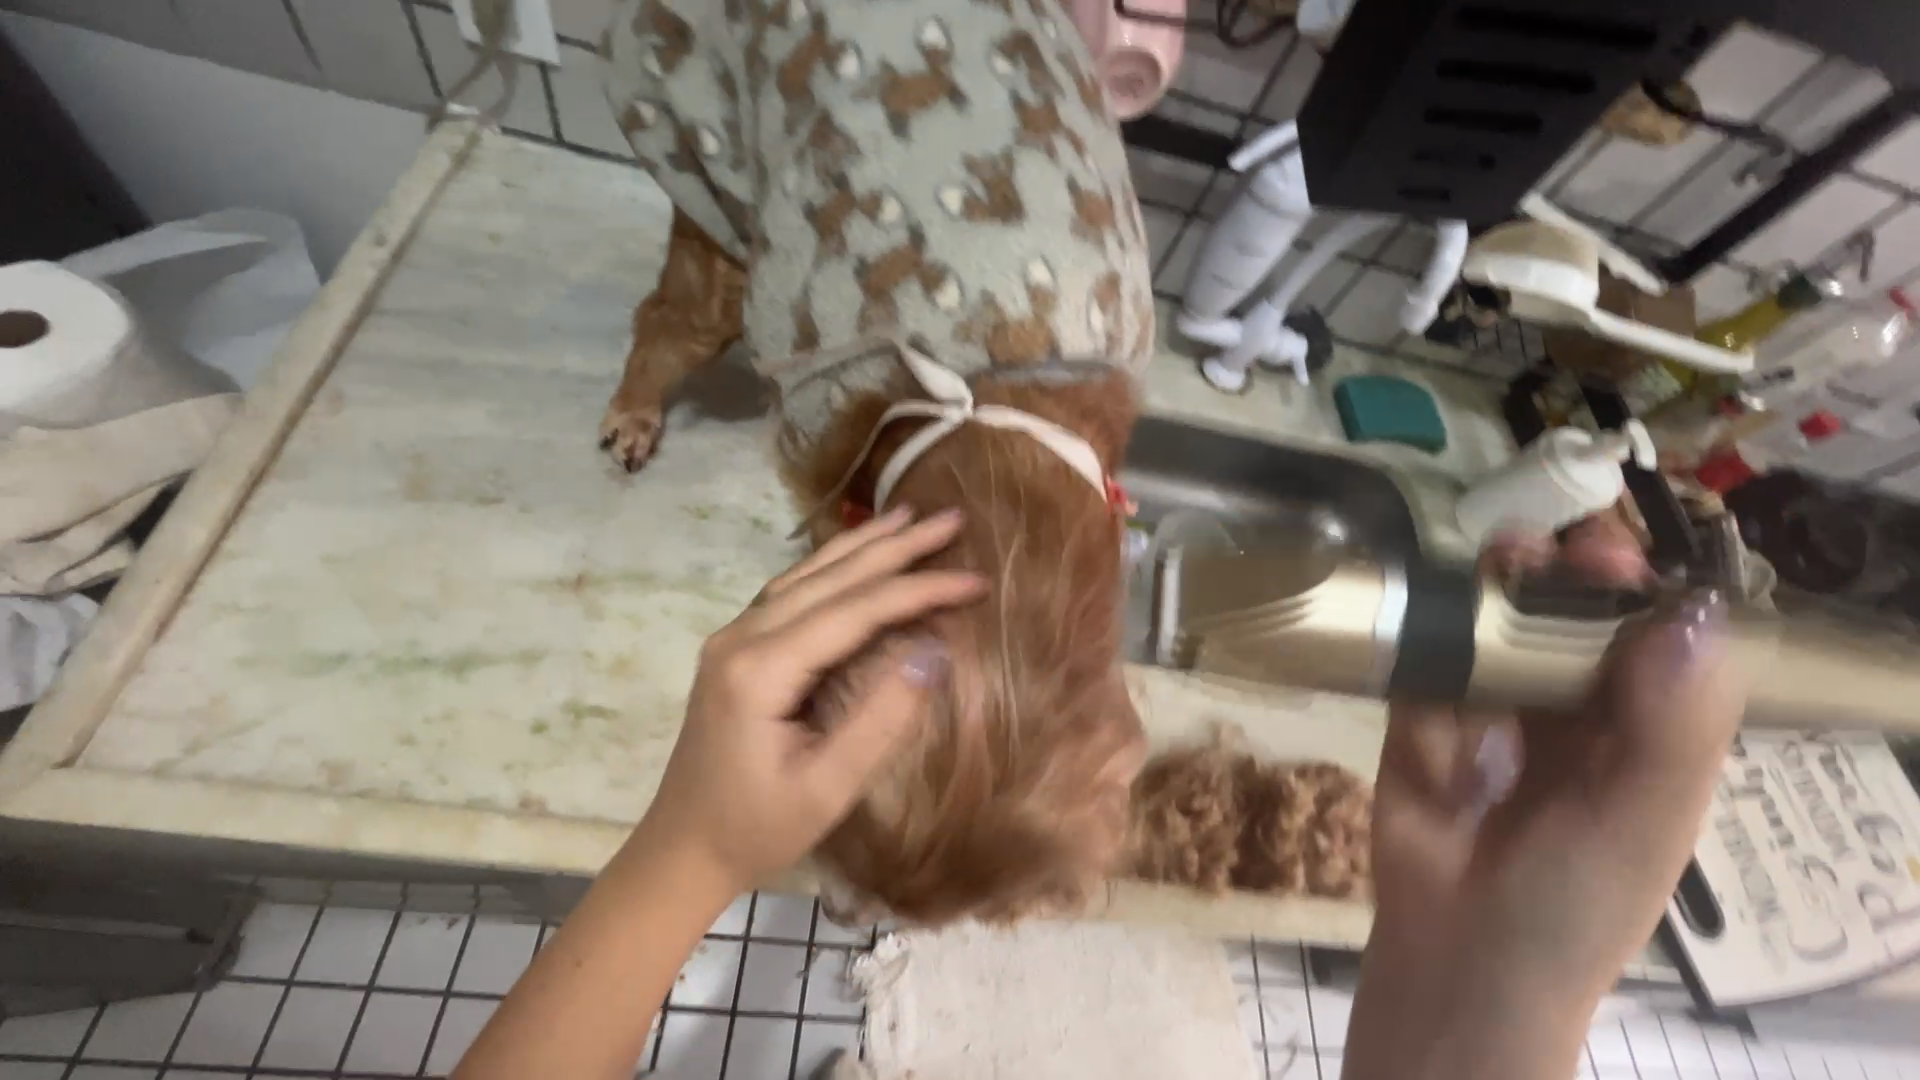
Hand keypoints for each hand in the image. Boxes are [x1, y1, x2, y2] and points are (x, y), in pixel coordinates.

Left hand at [635, 506, 985, 892]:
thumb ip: (880, 720)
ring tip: (909, 517)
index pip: (855, 611)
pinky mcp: (738, 647)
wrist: (682, 848)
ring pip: (808, 574)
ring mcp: (734, 636)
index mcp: (760, 670)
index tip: (974, 579)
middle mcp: (741, 637)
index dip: (917, 590)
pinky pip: (793, 590)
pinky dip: (834, 565)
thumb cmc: (756, 829)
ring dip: (863, 545)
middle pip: (831, 578)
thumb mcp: (827, 790)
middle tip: (951, 518)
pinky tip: (856, 553)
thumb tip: (933, 652)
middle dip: (896, 548)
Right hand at [1347, 523, 1745, 1078]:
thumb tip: (1693, 613)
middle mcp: (1566, 714)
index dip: (1635, 593)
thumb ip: (1671, 725)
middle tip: (1538, 542)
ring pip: (1488, 636)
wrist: (1456, 950)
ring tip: (1486, 556)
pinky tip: (1425, 605)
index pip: (1646, 644)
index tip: (1612, 549)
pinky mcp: (1417, 720)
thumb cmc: (1574, 901)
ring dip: (1485, 594)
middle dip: (1553, 579)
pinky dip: (1424, 639)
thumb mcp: (1643, 820)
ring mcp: (1486, 715)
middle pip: (1561, 627)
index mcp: (1640, 734)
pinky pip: (1423, 671)